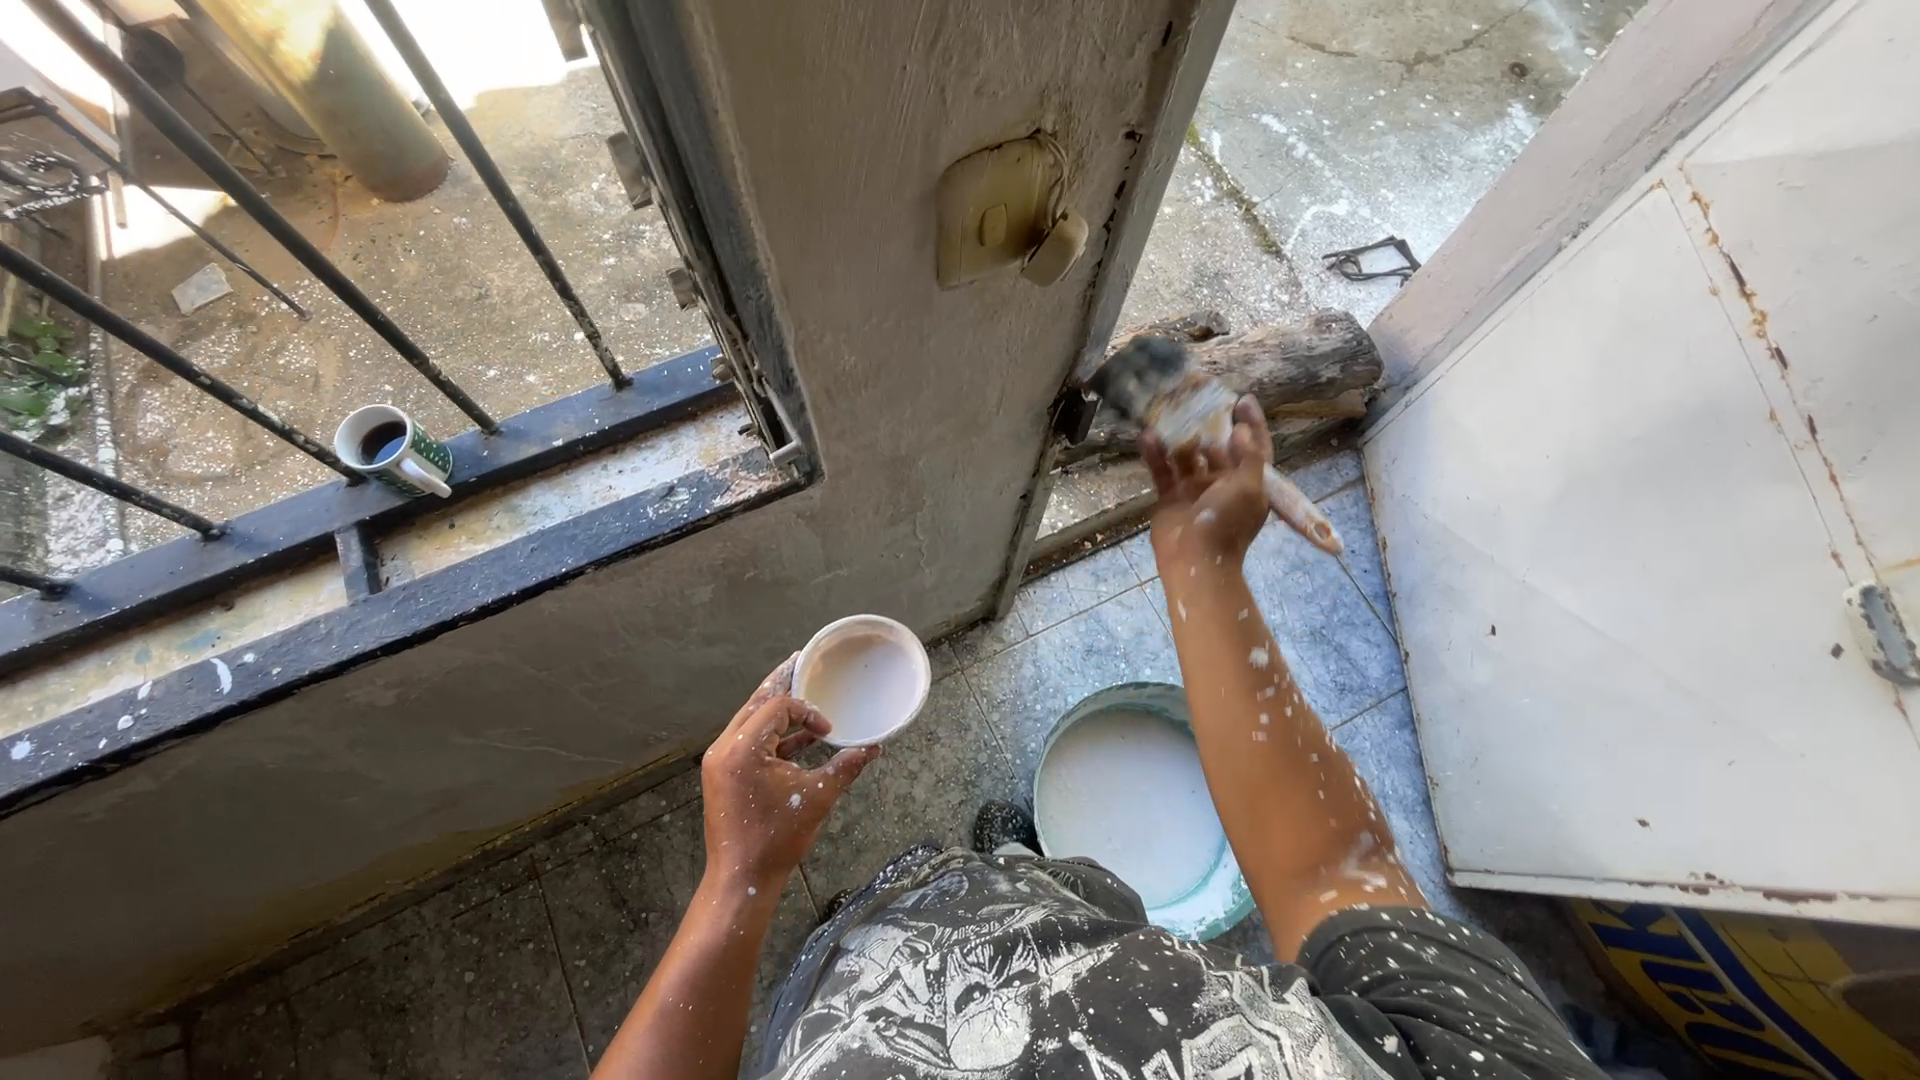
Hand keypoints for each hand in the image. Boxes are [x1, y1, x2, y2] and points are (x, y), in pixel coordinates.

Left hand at [701, 654, 879, 890]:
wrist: (742, 879)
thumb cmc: (777, 838)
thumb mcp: (818, 797)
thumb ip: (846, 766)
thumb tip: (875, 748)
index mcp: (743, 749)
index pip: (777, 707)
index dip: (807, 711)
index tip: (829, 731)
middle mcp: (725, 748)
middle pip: (757, 703)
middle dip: (782, 683)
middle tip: (801, 660)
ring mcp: (720, 761)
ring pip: (750, 720)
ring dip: (777, 709)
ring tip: (801, 691)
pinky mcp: (723, 774)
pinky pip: (748, 741)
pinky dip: (772, 734)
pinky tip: (799, 737)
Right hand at [1142, 394, 1272, 565]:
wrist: (1196, 560)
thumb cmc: (1227, 523)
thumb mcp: (1248, 487)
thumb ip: (1248, 456)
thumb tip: (1240, 430)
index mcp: (1248, 483)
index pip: (1254, 447)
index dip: (1252, 424)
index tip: (1242, 400)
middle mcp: (1222, 484)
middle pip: (1216, 449)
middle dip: (1207, 427)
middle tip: (1194, 403)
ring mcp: (1194, 491)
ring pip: (1187, 457)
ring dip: (1179, 439)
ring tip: (1169, 418)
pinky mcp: (1169, 498)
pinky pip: (1162, 470)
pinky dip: (1156, 455)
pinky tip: (1147, 437)